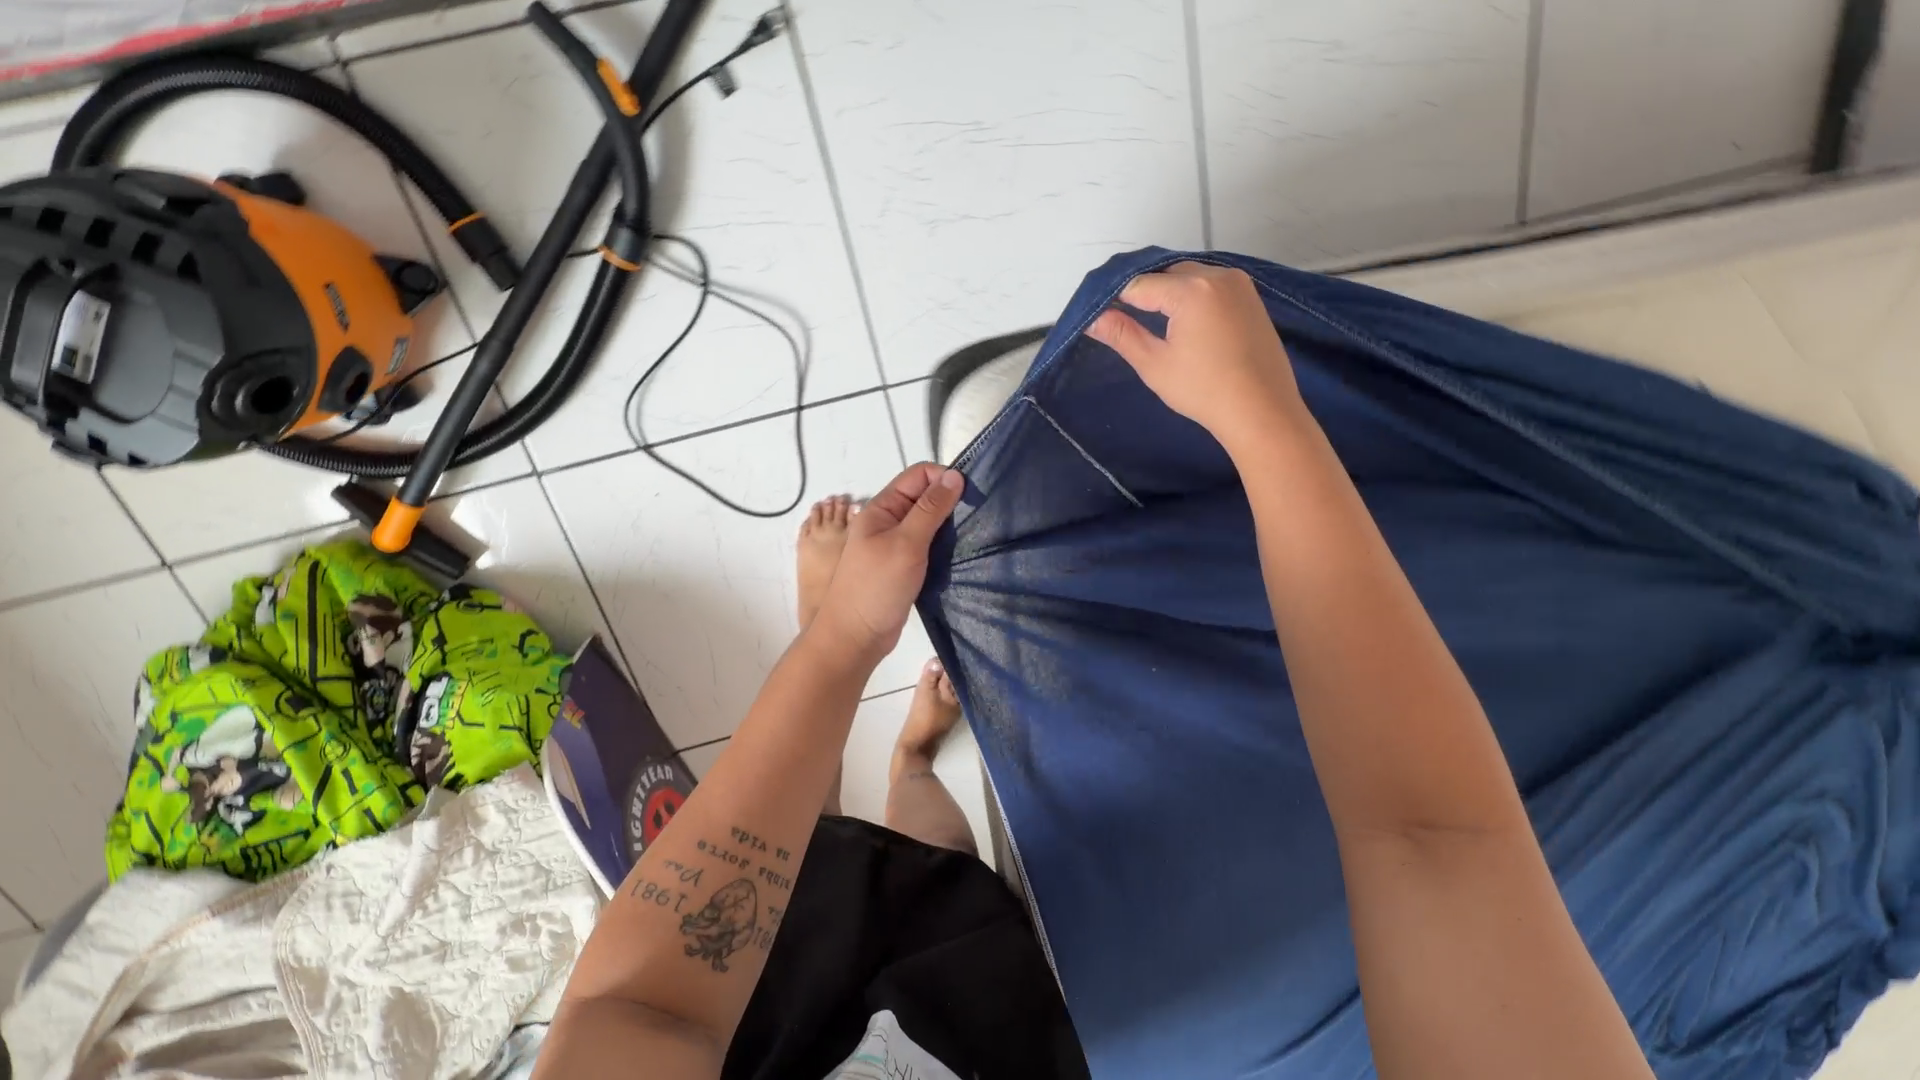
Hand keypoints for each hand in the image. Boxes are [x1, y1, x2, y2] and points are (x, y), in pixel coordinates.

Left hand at [810, 463, 964, 659]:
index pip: (917, 475)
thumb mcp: (907, 543)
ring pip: (927, 522)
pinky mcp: (904, 566)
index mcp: (881, 508)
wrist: (856, 636)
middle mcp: (888, 522)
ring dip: (948, 524)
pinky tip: (960, 552)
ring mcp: (895, 545)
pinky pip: (927, 545)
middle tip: (977, 515)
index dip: (943, 478)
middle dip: (949, 499)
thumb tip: (954, 475)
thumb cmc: (877, 587)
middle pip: (923, 496)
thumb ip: (930, 509)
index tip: (970, 495)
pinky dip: (943, 544)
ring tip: (973, 533)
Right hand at [1085, 261, 1307, 452]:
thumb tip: (1093, 318)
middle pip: (1166, 274)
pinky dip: (1193, 298)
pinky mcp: (1251, 298)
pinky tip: (1187, 326)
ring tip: (1156, 325)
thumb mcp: (1155, 364)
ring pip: (1190, 278)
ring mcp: (1240, 285)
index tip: (1103, 317)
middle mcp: (1218, 276)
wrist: (1262, 410)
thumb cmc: (1204, 391)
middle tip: (1127, 323)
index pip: (1139, 284)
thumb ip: (1122, 334)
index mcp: (1192, 289)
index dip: (1116, 299)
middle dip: (1145, 293)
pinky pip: (1212, 287)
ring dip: (1170, 294)